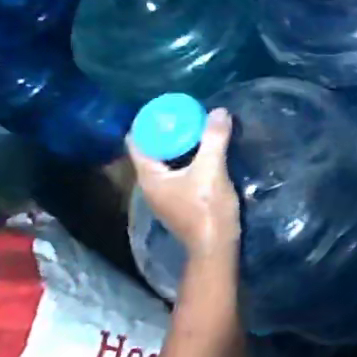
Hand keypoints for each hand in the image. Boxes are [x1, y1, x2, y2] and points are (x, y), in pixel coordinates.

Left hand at [127, 107, 240, 261]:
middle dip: (168, 132)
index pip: (137, 141)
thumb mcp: (211, 170)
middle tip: (187, 116)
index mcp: (149, 176)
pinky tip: (204, 155)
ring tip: (197, 131)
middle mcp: (151, 186)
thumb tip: (218, 111)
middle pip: (153, 150)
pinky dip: (187, 161)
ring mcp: (165, 197)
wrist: (216, 247)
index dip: (150, 122)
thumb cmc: (207, 210)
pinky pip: (178, 173)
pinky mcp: (180, 203)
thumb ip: (214, 139)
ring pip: (167, 163)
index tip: (169, 109)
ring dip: (179, 148)